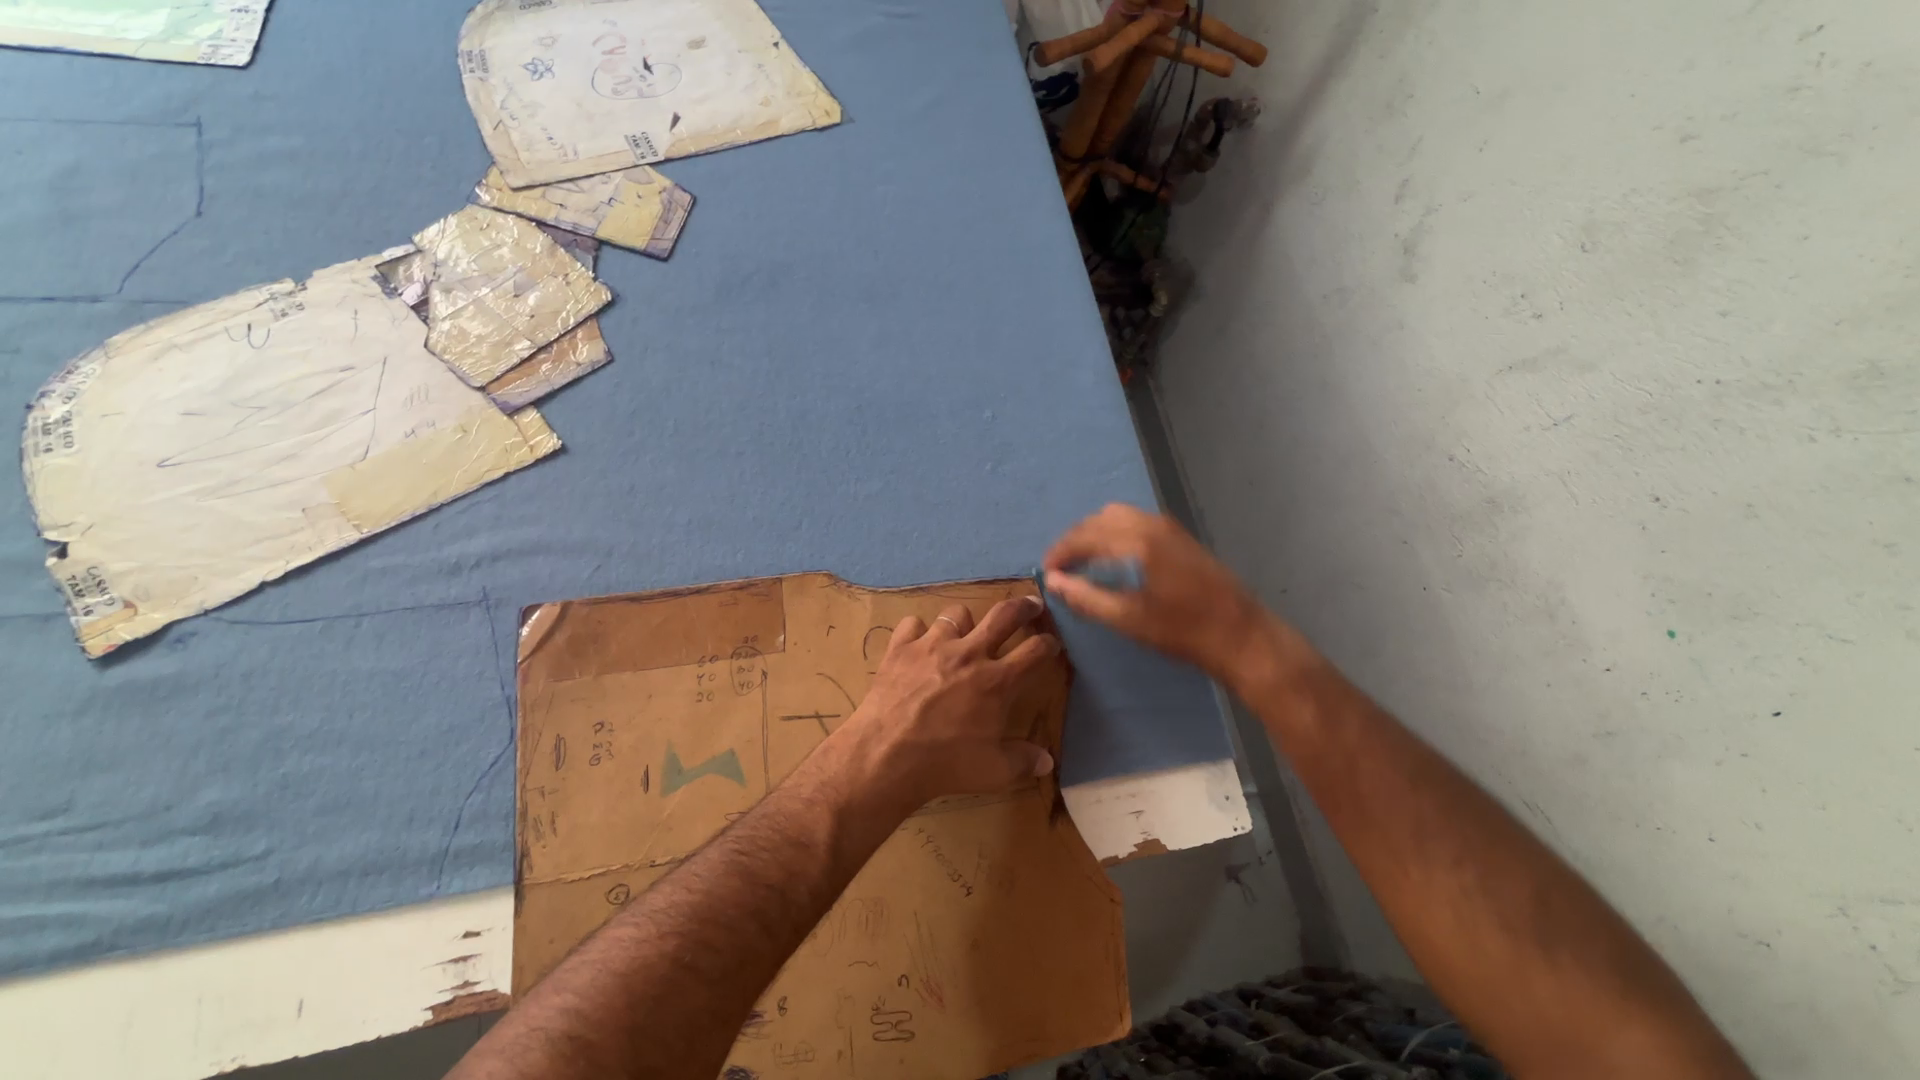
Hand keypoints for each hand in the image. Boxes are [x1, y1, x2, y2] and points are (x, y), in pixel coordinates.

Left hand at [832, 596, 1060, 810]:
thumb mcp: (994, 771)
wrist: (886, 755)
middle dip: (1024, 607)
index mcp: (997, 681)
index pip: (1035, 651)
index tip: (1053, 643)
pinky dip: (918, 632)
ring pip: (957, 614)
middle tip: (1032, 604)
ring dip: (966, 621)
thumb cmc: (945, 763)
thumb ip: (1023, 762)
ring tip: (964, 631)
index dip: (1049, 644)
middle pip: (1004, 616)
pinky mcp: (901, 648)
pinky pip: (913, 624)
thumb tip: (1047, 761)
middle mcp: (969, 654)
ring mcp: (933, 646)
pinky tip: (918, 644)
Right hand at [1043, 504, 1278, 686]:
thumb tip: (1053, 583)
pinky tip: (1113, 560)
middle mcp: (1152, 524)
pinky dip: (1115, 534)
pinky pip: (1136, 523)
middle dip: (1076, 540)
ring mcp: (1170, 529)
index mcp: (1138, 541)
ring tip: (1082, 563)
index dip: (1061, 553)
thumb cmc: (1183, 631)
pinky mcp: (1181, 539)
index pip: (1085, 536)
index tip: (1046, 573)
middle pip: (1100, 519)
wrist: (1241, 636)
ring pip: (1120, 517)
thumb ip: (1087, 598)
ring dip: (1096, 535)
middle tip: (1061, 569)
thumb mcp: (1128, 619)